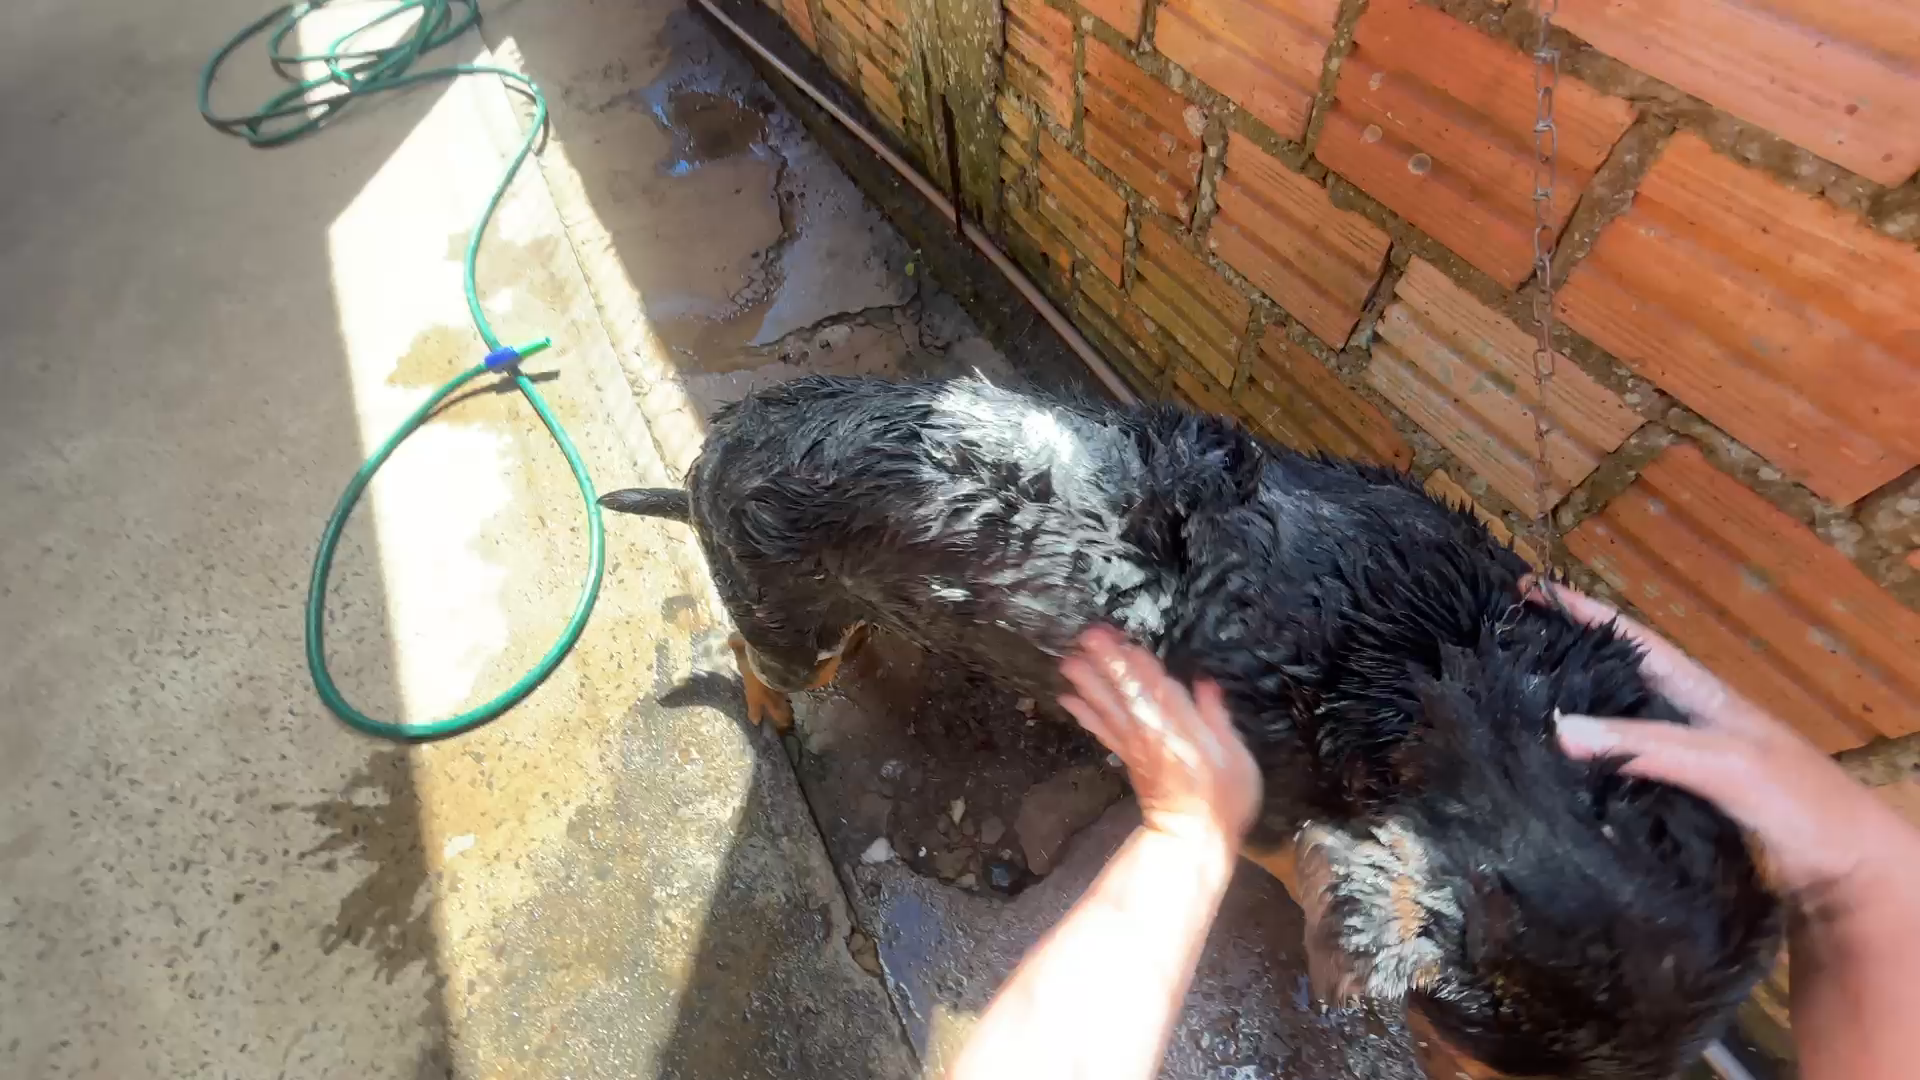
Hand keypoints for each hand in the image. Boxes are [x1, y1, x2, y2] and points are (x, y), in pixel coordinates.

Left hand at [1058, 626, 1260, 848]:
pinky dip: (1083, 713)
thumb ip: (1216, 715)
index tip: (1120, 638)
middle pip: (1126, 690)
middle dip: (1106, 662)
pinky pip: (1100, 729)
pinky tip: (1066, 697)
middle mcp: (1151, 729)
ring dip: (1087, 682)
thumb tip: (1205, 681)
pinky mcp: (1124, 755)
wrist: (1193, 837)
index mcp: (1180, 726)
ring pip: (1107, 705)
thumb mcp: (1236, 755)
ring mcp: (1133, 742)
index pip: (1155, 686)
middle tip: (1086, 637)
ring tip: (1068, 661)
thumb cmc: (1223, 796)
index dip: (1136, 662)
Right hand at [1525, 579, 1919, 905]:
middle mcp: (1676, 712)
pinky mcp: (1661, 786)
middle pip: (1606, 669)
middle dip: (1556, 646)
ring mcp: (1670, 750)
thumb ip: (1641, 743)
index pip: (1627, 636)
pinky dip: (1568, 743)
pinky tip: (1539, 747)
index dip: (1578, 609)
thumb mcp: (1722, 763)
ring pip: (1601, 712)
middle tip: (1500, 635)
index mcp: (1694, 690)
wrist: (1849, 874)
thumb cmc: (1797, 800)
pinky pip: (1602, 753)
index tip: (1525, 586)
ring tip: (1506, 686)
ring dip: (1556, 697)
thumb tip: (1553, 726)